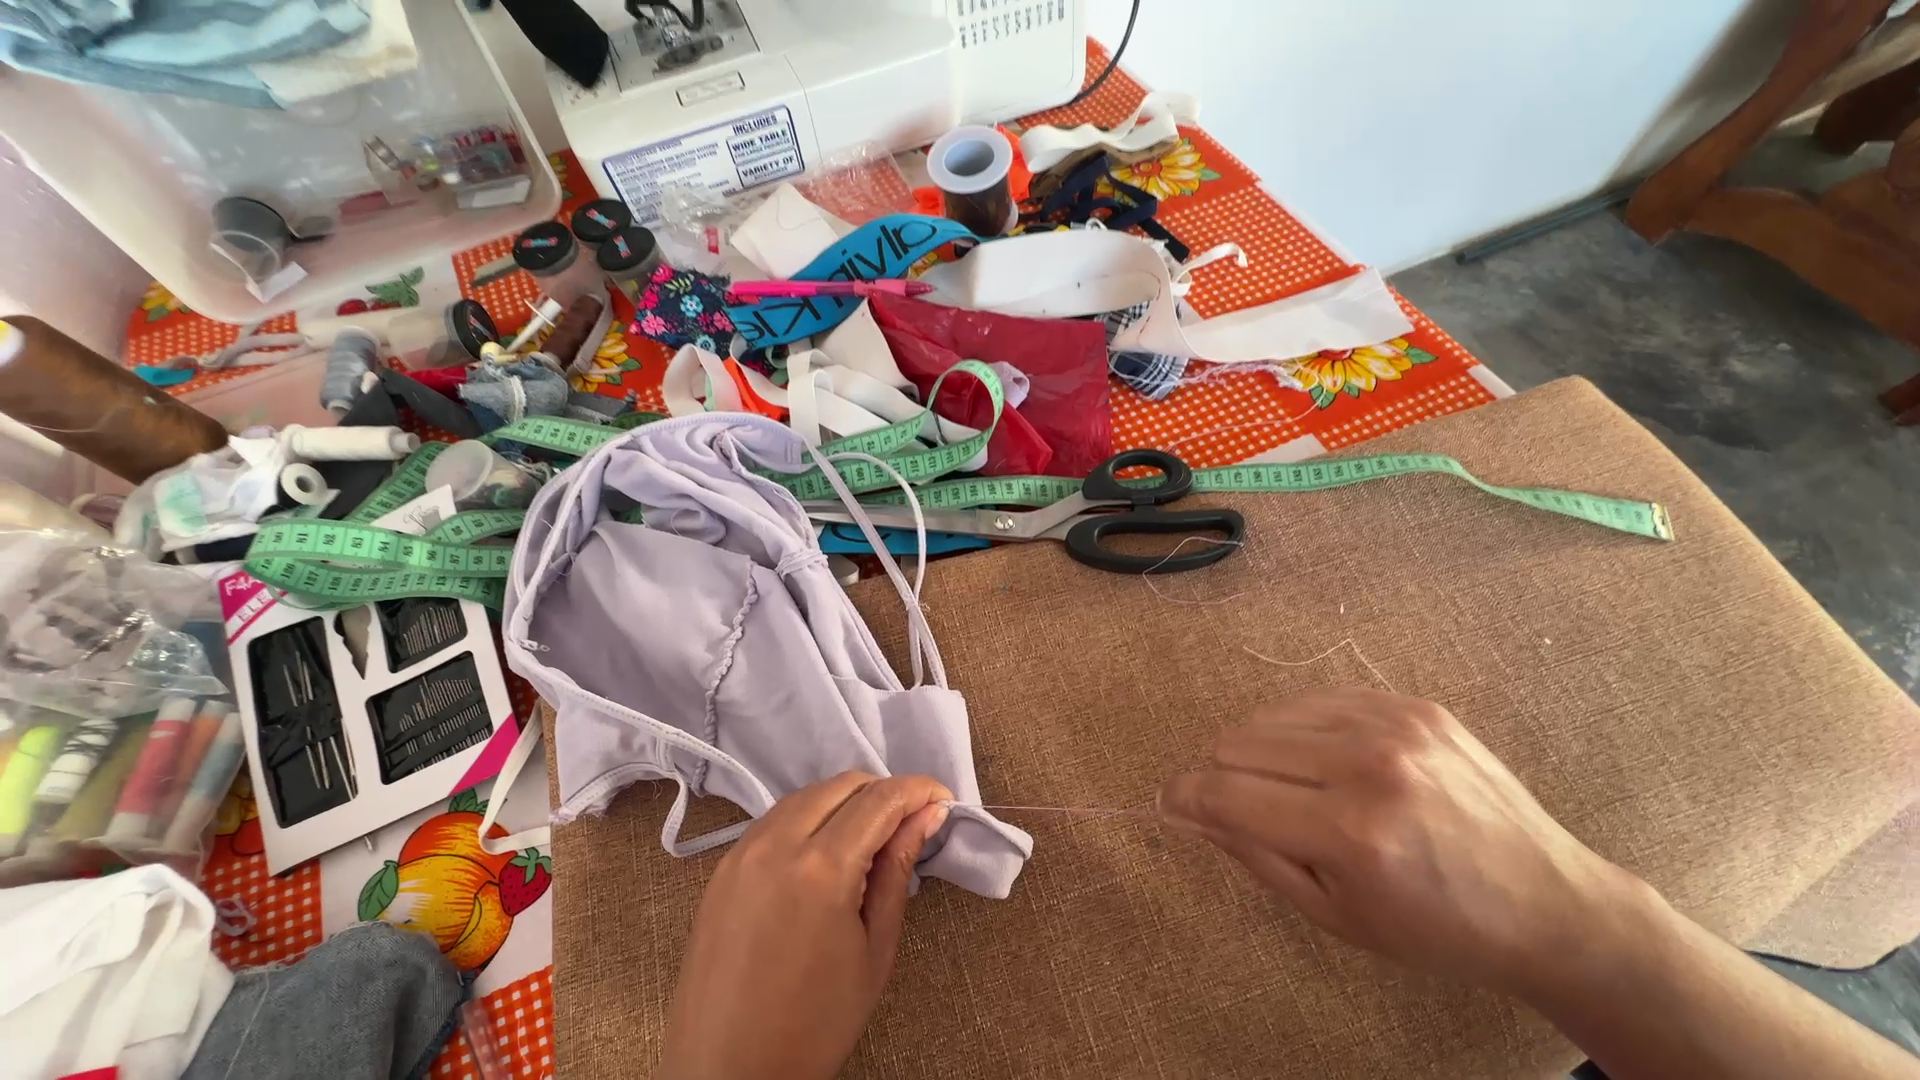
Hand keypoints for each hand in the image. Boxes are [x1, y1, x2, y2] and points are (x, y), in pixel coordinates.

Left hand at [657, 771, 952, 1079]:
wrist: (726, 1073)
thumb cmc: (815, 1023)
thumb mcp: (876, 950)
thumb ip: (899, 871)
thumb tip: (928, 815)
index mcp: (822, 867)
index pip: (880, 798)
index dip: (919, 790)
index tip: (943, 801)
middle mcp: (777, 843)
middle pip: (843, 784)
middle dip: (884, 792)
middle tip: (911, 823)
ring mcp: (742, 850)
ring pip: (807, 794)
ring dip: (846, 800)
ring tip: (871, 837)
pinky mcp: (722, 865)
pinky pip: (776, 818)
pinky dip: (810, 816)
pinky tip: (825, 849)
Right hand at [1158, 688, 1643, 996]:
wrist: (1549, 902)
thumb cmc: (1437, 929)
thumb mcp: (1334, 916)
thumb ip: (1253, 855)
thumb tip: (1191, 809)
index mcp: (1350, 833)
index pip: (1225, 795)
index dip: (1183, 797)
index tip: (1169, 802)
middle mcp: (1367, 765)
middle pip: (1236, 745)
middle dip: (1218, 777)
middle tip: (1233, 805)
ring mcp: (1392, 724)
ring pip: (1269, 717)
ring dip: (1256, 752)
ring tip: (1285, 787)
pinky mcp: (1411, 704)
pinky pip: (1316, 701)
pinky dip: (1298, 731)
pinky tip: (1321, 763)